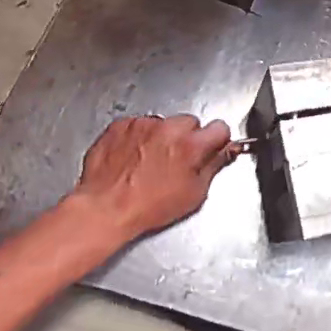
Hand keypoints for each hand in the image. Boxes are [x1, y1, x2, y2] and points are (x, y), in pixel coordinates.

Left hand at [71, 115, 235, 239]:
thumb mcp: (194, 194)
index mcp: (190, 146)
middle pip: (190, 122)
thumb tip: (225, 152)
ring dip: (162, 137)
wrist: (106, 207)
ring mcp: (142, 125)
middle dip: (188, 138)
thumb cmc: (147, 206)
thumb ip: (213, 167)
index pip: (219, 127)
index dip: (217, 140)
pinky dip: (139, 138)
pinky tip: (135, 159)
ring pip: (163, 123)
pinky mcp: (121, 125)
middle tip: (178, 161)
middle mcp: (167, 129)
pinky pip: (139, 125)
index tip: (212, 148)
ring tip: (151, 163)